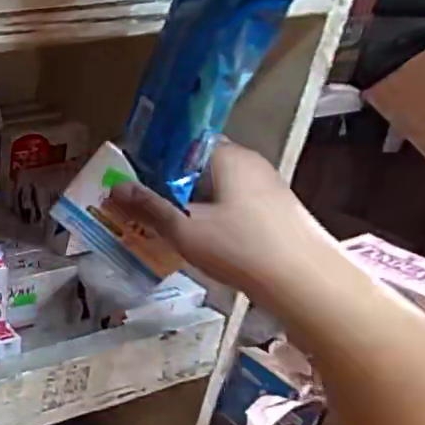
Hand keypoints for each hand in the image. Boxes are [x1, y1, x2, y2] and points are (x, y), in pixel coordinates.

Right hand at [107, 140, 332, 297]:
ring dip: (188, 200)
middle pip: (196, 164)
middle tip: (140, 204)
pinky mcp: (274, 209)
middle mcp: (248, 162)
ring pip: (214, 185)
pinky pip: (231, 202)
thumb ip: (149, 207)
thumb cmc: (241, 248)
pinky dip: (209, 213)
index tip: (130, 177)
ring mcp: (265, 185)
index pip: (181, 141)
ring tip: (162, 223)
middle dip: (167, 182)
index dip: (152, 157)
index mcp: (226, 155)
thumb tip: (116, 187)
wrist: (308, 283)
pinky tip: (197, 237)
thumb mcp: (185, 229)